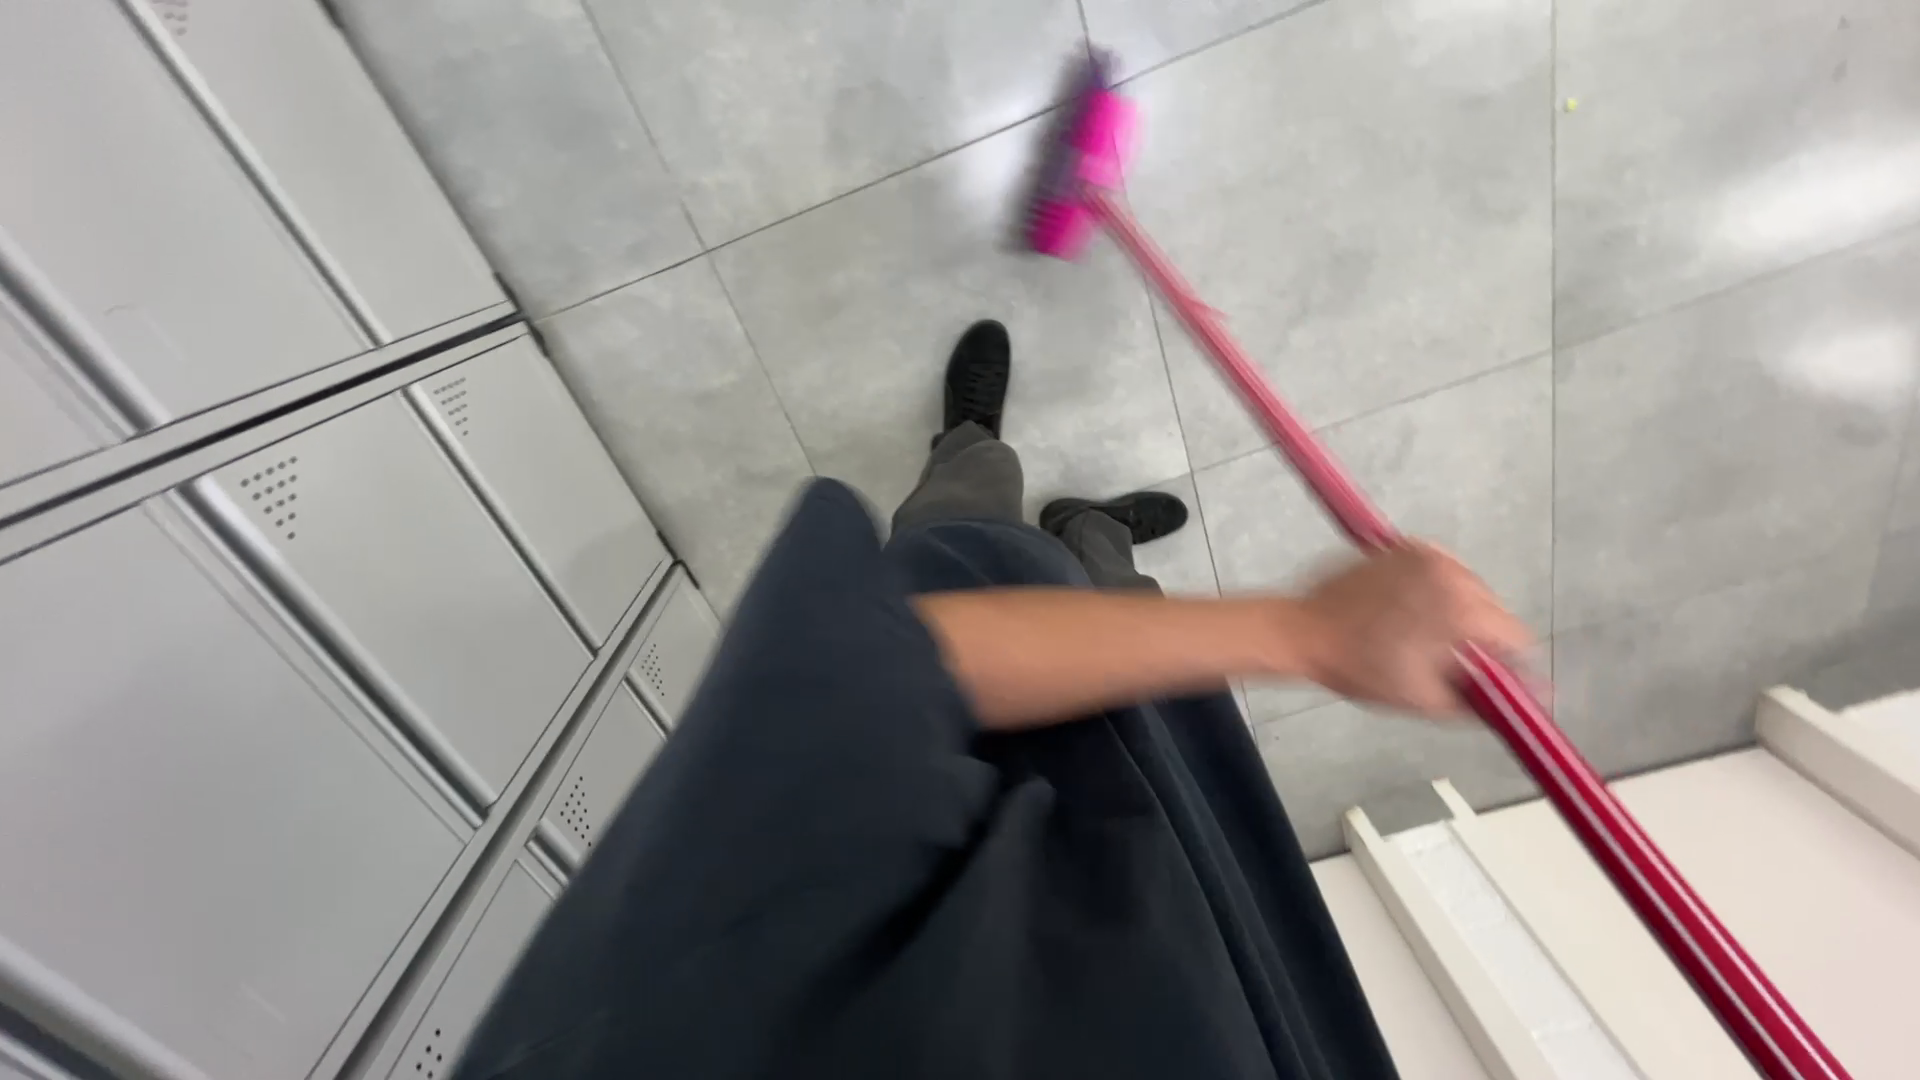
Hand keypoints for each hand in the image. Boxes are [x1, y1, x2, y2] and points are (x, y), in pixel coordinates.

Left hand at [1292, 541, 1530, 718]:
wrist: (1302, 631)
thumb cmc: (1359, 667)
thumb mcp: (1424, 699)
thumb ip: (1484, 701)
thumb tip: (1526, 699)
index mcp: (1462, 609)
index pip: (1514, 638)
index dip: (1505, 664)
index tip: (1484, 677)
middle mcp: (1450, 572)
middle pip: (1493, 609)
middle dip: (1478, 636)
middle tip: (1443, 658)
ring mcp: (1423, 554)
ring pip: (1467, 586)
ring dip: (1457, 609)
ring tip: (1419, 633)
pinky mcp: (1401, 545)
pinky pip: (1438, 569)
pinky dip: (1434, 587)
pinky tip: (1408, 607)